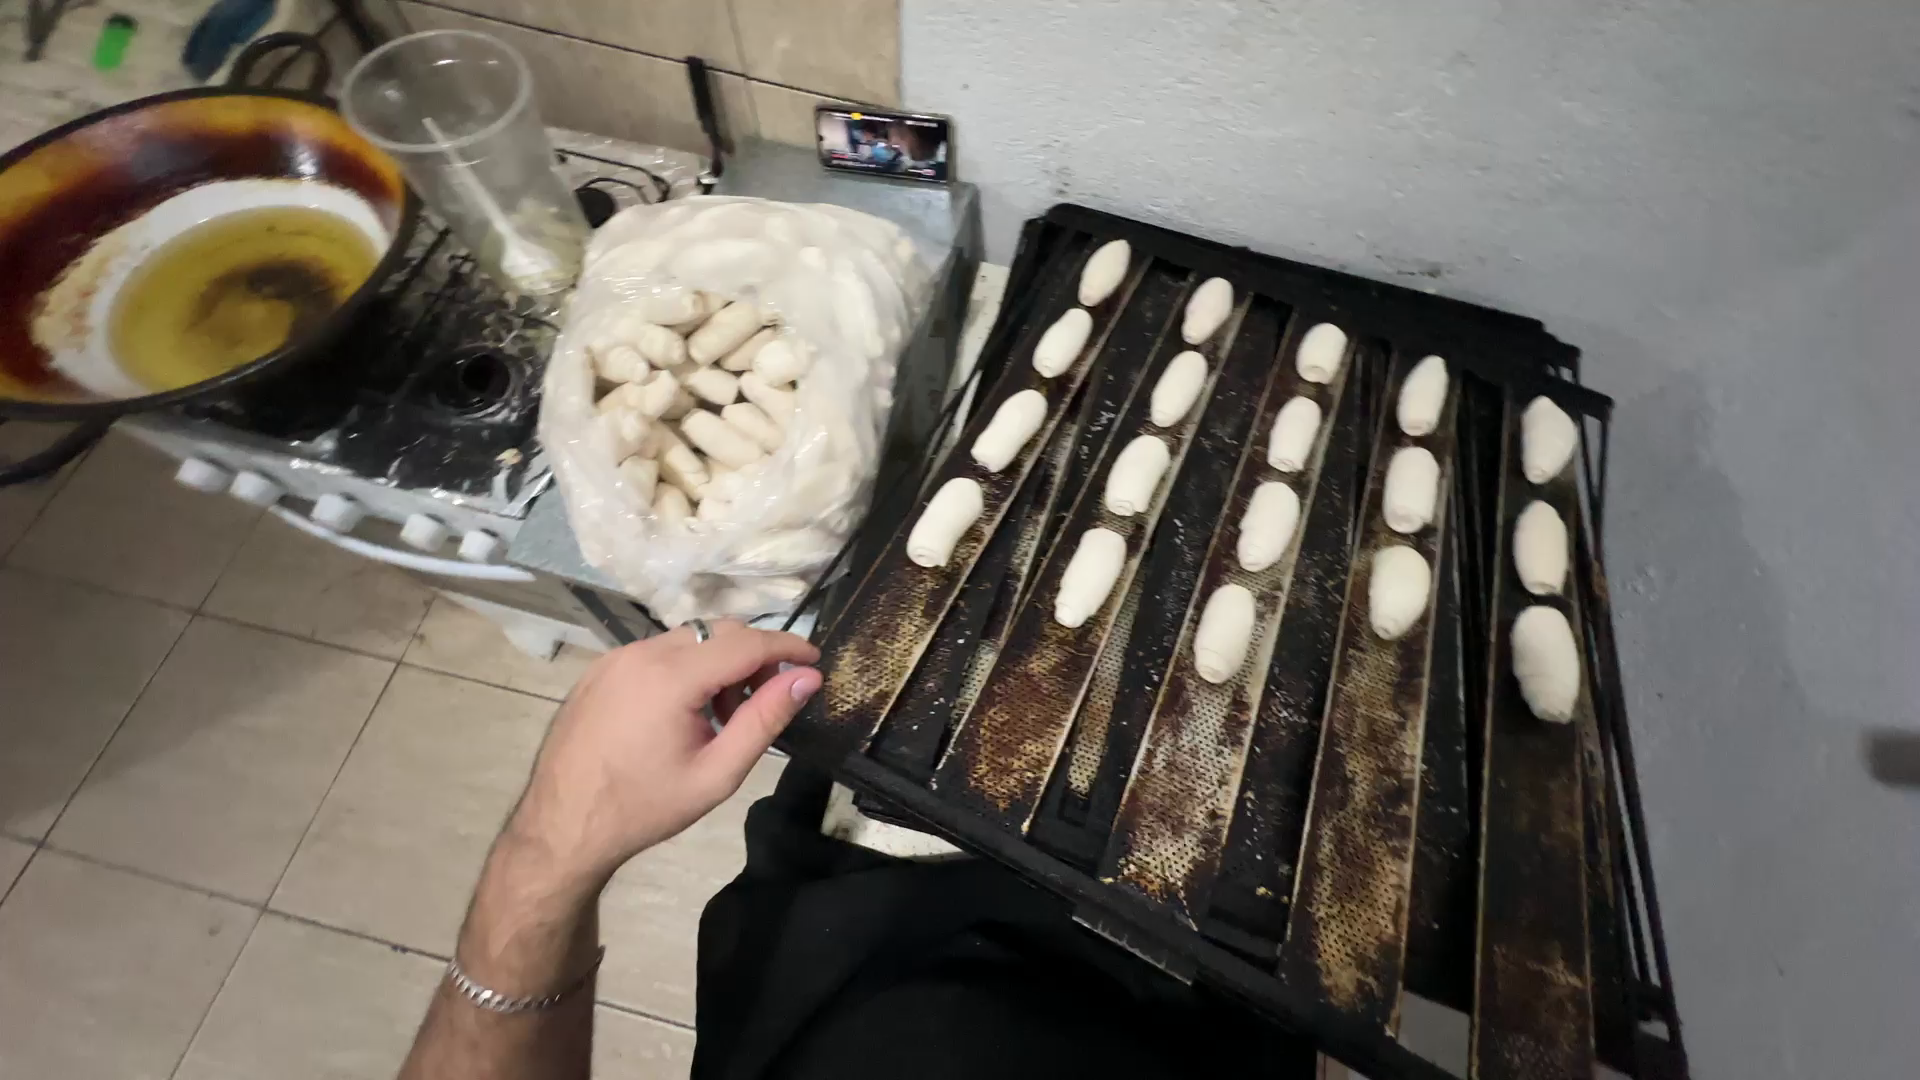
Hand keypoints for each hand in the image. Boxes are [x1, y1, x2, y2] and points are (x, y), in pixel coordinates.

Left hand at [500, 620, 820, 894]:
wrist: (559, 830)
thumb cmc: (645, 807)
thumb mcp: (717, 773)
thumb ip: (766, 719)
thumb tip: (807, 678)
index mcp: (671, 677)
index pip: (747, 642)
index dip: (788, 646)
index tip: (816, 659)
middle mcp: (641, 653)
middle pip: (720, 632)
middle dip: (754, 656)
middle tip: (766, 699)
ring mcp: (615, 657)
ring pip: (691, 639)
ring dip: (721, 663)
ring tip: (721, 715)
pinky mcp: (600, 668)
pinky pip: (660, 651)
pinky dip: (688, 667)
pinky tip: (685, 711)